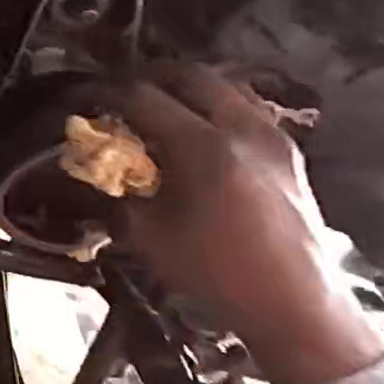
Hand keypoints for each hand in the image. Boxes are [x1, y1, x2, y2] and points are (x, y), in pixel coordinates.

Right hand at [109, 62, 383, 383]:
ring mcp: (272, 137)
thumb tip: (97, 166)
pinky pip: (245, 108)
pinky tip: (198, 129)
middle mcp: (242, 130)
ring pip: (222, 85)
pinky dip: (214, 105)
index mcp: (202, 147)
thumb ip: (116, 190)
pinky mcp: (289, 152)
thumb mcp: (147, 234)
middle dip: (147, 77)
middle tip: (119, 92)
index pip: (142, 96)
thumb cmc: (216, 274)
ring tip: (158, 104)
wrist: (298, 308)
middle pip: (188, 74)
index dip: (106, 92)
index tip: (85, 99)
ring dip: (184, 87)